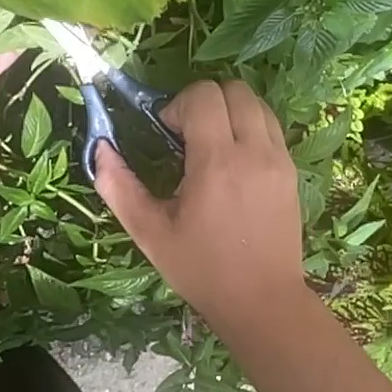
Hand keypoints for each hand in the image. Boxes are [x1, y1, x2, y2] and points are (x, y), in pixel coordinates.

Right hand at [94, 80, 308, 339]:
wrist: (262, 302)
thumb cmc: (201, 269)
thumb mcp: (149, 233)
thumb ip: (119, 187)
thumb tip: (100, 149)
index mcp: (216, 163)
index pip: (203, 96)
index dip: (177, 105)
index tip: (165, 134)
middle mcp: (254, 152)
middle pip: (234, 89)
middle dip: (203, 101)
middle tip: (185, 135)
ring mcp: (279, 160)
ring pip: (256, 103)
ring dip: (228, 111)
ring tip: (209, 145)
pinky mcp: (292, 172)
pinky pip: (270, 126)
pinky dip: (248, 127)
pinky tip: (230, 161)